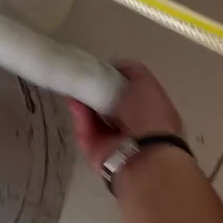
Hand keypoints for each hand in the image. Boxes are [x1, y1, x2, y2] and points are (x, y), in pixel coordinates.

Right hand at [68, 61, 185, 174]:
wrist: (142, 156)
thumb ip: (131, 70)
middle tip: (81, 78)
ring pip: (93, 116)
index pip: (128, 92)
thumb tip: (114, 66)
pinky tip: (74, 103)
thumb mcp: (146, 83)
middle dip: (94, 90)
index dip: (113, 80)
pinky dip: (79, 116)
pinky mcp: (95, 150)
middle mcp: (133, 126)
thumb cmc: (149, 116)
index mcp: (150, 111)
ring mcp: (113, 140)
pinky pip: (84, 130)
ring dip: (83, 101)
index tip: (99, 69)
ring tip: (72, 87)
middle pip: (108, 104)